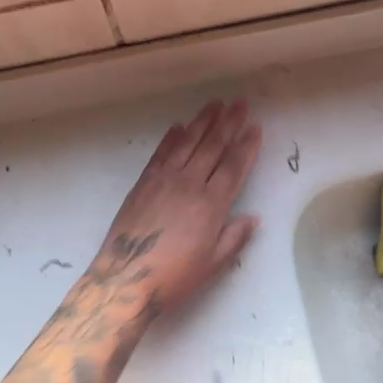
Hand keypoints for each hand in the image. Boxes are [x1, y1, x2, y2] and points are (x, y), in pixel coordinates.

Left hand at [89, 100, 261, 315]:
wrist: (127, 279)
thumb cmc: (175, 277)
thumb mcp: (213, 265)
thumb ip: (234, 238)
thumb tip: (253, 217)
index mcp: (211, 205)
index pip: (233, 167)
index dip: (246, 146)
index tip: (255, 127)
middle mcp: (189, 184)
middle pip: (213, 147)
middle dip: (229, 123)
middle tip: (240, 103)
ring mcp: (164, 179)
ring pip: (188, 142)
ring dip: (202, 121)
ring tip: (215, 104)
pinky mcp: (144, 181)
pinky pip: (161, 153)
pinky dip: (172, 137)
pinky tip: (179, 126)